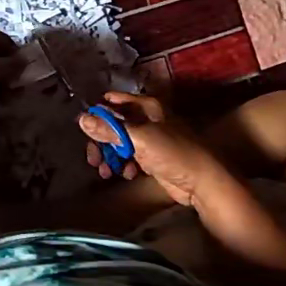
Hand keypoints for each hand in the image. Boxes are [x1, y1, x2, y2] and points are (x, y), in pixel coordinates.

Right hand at [79, 92, 222, 206]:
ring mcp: (150, 139)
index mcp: (146, 106)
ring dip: (110, 156)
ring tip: (105, 172)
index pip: (114, 102)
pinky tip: (126, 174)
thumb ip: (110, 129)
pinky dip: (123, 164)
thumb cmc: (174, 153)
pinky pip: (129, 157)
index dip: (98, 113)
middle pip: (114, 124)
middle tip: (93, 158)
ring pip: (120, 142)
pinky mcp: (152, 158)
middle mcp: (147, 119)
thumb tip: (81, 119)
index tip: (85, 128)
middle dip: (101, 141)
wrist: (204, 183)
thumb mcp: (139, 139)